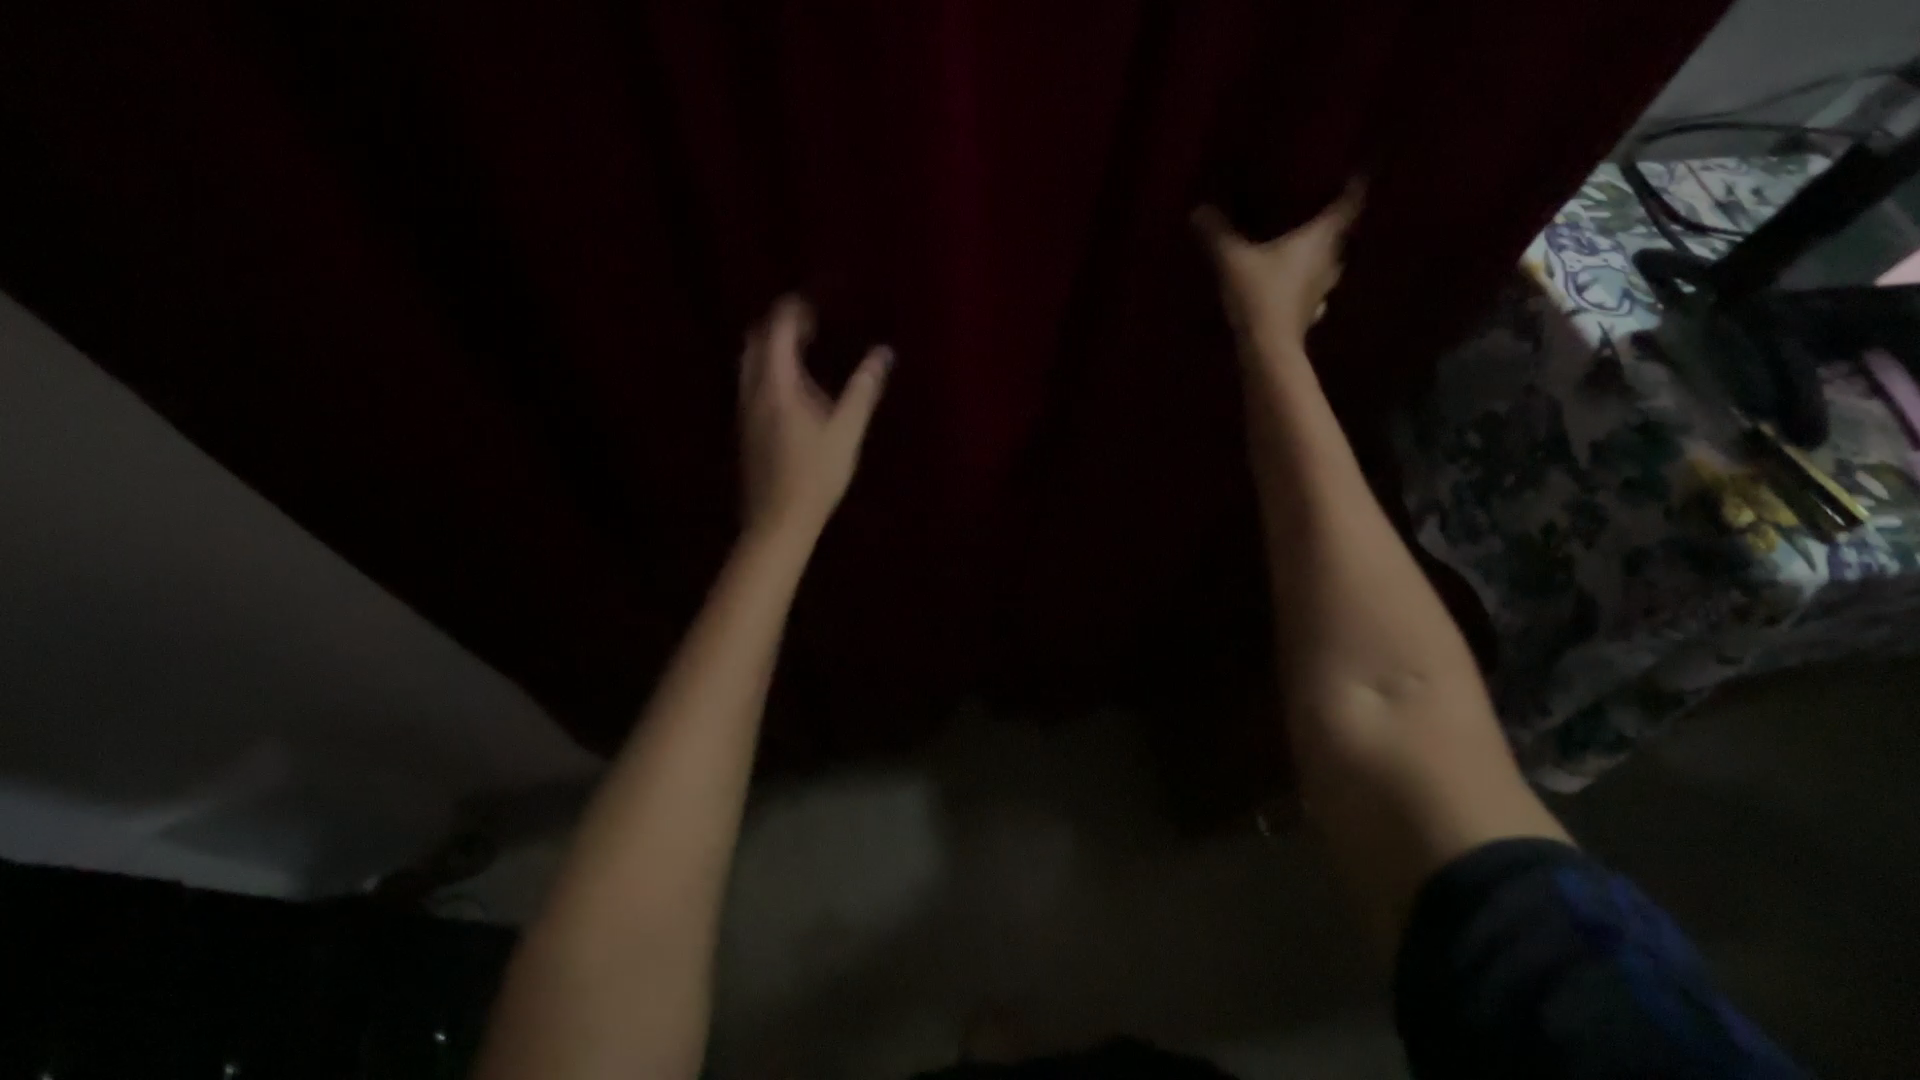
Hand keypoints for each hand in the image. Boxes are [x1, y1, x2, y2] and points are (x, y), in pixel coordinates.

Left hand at [738, 296, 892, 542]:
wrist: (778, 521)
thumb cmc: (815, 477)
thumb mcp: (847, 432)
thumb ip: (863, 390)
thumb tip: (883, 354)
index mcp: (776, 387)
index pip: (777, 332)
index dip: (792, 311)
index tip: (813, 303)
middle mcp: (752, 393)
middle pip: (755, 343)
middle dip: (778, 327)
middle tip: (808, 323)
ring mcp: (744, 412)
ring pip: (750, 365)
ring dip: (771, 349)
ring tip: (803, 351)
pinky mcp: (745, 430)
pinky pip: (752, 384)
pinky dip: (768, 371)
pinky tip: (793, 389)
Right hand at [1194, 179, 1364, 360]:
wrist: (1268, 347)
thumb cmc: (1258, 294)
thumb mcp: (1231, 259)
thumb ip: (1217, 233)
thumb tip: (1199, 208)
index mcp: (1318, 238)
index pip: (1348, 206)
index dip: (1355, 187)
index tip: (1359, 172)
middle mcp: (1329, 261)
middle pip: (1343, 234)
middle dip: (1337, 221)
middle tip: (1326, 206)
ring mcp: (1323, 290)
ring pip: (1331, 263)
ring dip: (1325, 253)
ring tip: (1311, 243)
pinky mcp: (1311, 312)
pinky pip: (1316, 290)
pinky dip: (1310, 282)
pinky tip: (1299, 284)